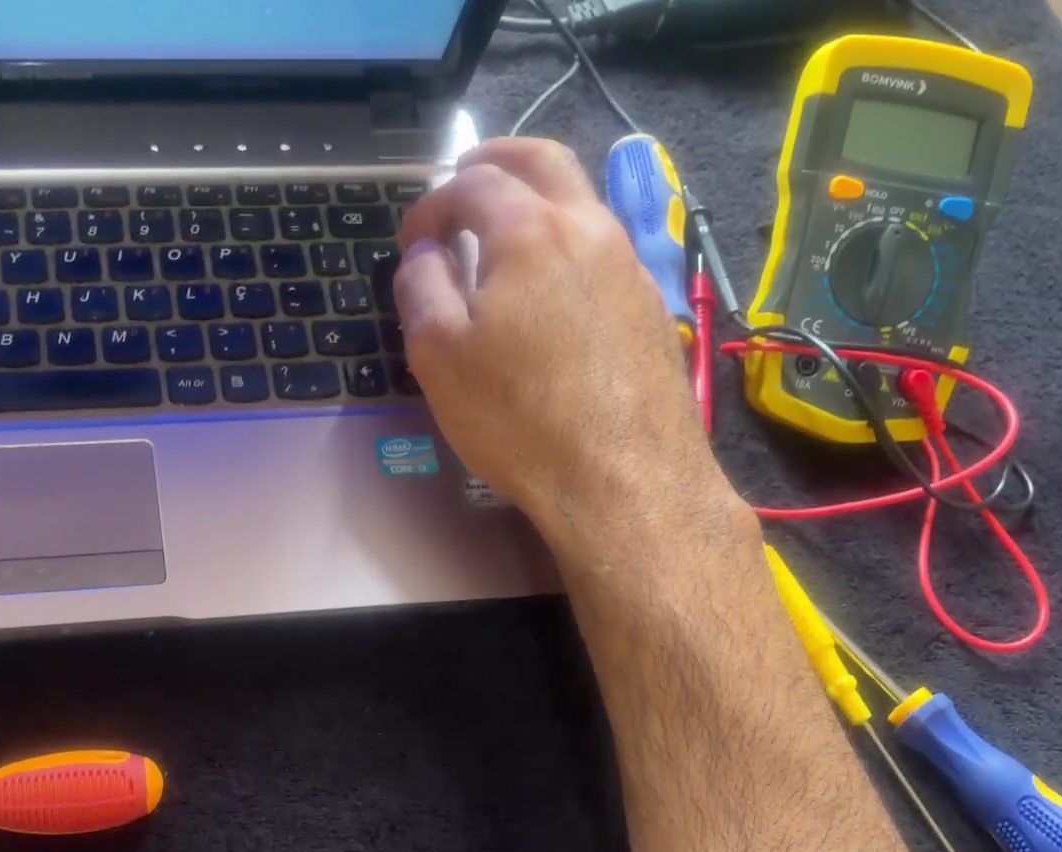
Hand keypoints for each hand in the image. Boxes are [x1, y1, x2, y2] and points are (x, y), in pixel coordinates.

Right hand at [396, 139, 749, 562]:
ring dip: (535, 202)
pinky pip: (601, 251)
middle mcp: (590, 229)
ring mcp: (630, 266)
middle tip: (463, 175)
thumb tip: (425, 253)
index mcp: (530, 232)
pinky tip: (547, 289)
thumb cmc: (518, 417)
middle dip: (496, 160)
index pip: (472, 185)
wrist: (623, 480)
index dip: (431, 204)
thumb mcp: (439, 355)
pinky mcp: (650, 307)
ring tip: (501, 236)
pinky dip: (564, 244)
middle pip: (543, 162)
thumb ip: (422, 287)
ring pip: (579, 204)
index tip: (412, 239)